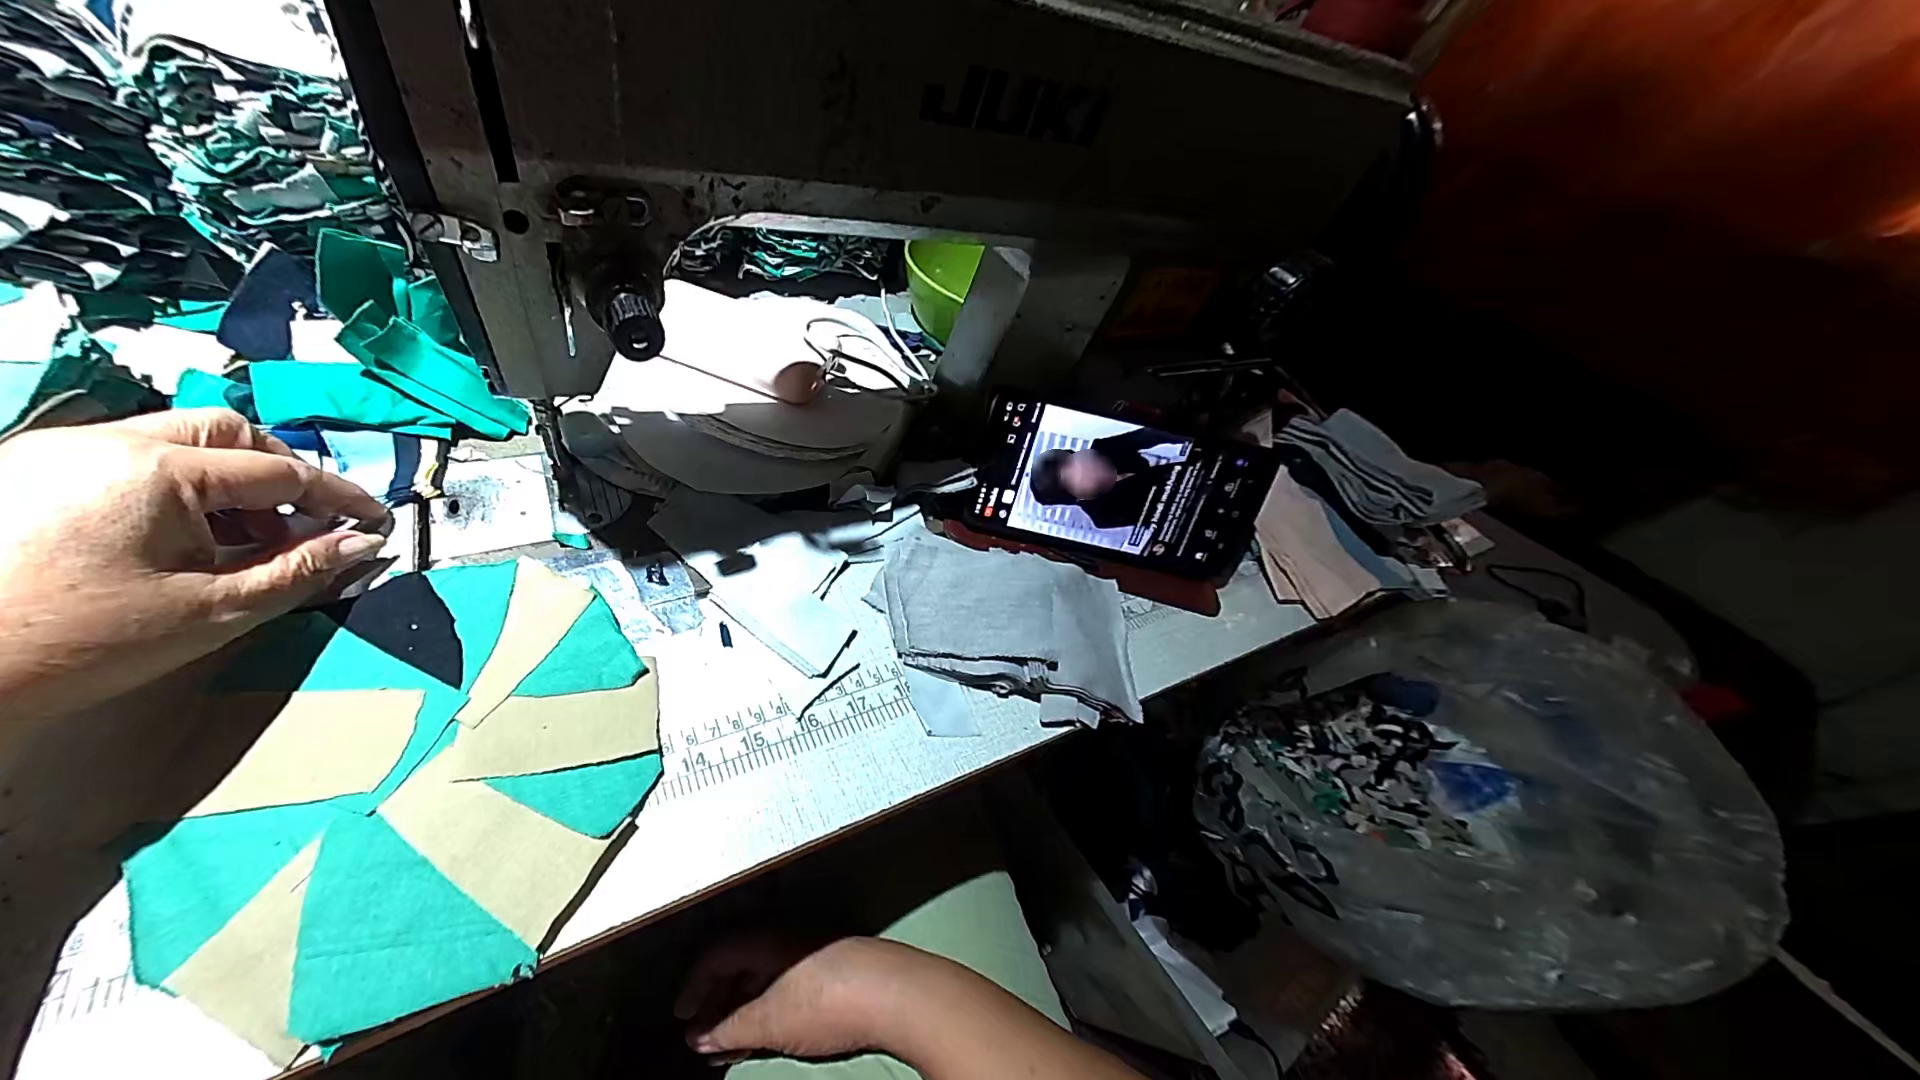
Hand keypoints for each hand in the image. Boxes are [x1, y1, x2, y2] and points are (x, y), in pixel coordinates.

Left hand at [0, 409, 389, 722]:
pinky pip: (133, 460)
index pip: (280, 470)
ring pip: (180, 440)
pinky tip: (191, 536)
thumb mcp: (215, 609)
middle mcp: (104, 444)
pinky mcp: (28, 474)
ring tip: (249, 538)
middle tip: (310, 521)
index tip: (375, 520)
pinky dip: (184, 488)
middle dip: (285, 472)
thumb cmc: (80, 641)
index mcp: (153, 471)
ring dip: (235, 481)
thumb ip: (301, 569)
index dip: (340, 497)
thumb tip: (361, 543)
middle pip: (228, 432)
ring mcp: (57, 454)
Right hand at [674, 933, 911, 1061]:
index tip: (683, 1017)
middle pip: (740, 962)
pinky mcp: (831, 969)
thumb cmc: (830, 999)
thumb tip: (700, 1037)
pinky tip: (769, 1034)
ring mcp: (812, 952)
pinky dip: (767, 1008)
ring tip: (731, 1044)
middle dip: (715, 1001)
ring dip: (741, 1008)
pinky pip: (785, 983)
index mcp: (768, 940)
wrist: (894, 994)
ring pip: (763, 975)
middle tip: (703, 1037)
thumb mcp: (769, 1022)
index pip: (718, 952)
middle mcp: (788, 938)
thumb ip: (729, 1029)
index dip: (694, 985)